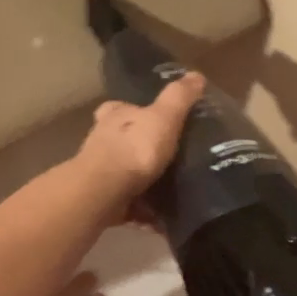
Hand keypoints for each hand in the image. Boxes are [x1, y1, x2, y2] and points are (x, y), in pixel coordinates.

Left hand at [74, 73, 205, 203]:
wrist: (104, 192)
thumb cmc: (134, 149)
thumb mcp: (163, 117)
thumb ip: (179, 98)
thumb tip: (196, 75)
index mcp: (115, 117)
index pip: (120, 108)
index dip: (134, 111)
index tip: (153, 120)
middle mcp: (102, 142)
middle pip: (121, 142)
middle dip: (140, 150)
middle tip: (170, 160)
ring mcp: (100, 173)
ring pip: (124, 174)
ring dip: (142, 182)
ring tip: (172, 191)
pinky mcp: (103, 201)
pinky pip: (128, 205)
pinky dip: (143, 212)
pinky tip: (163, 220)